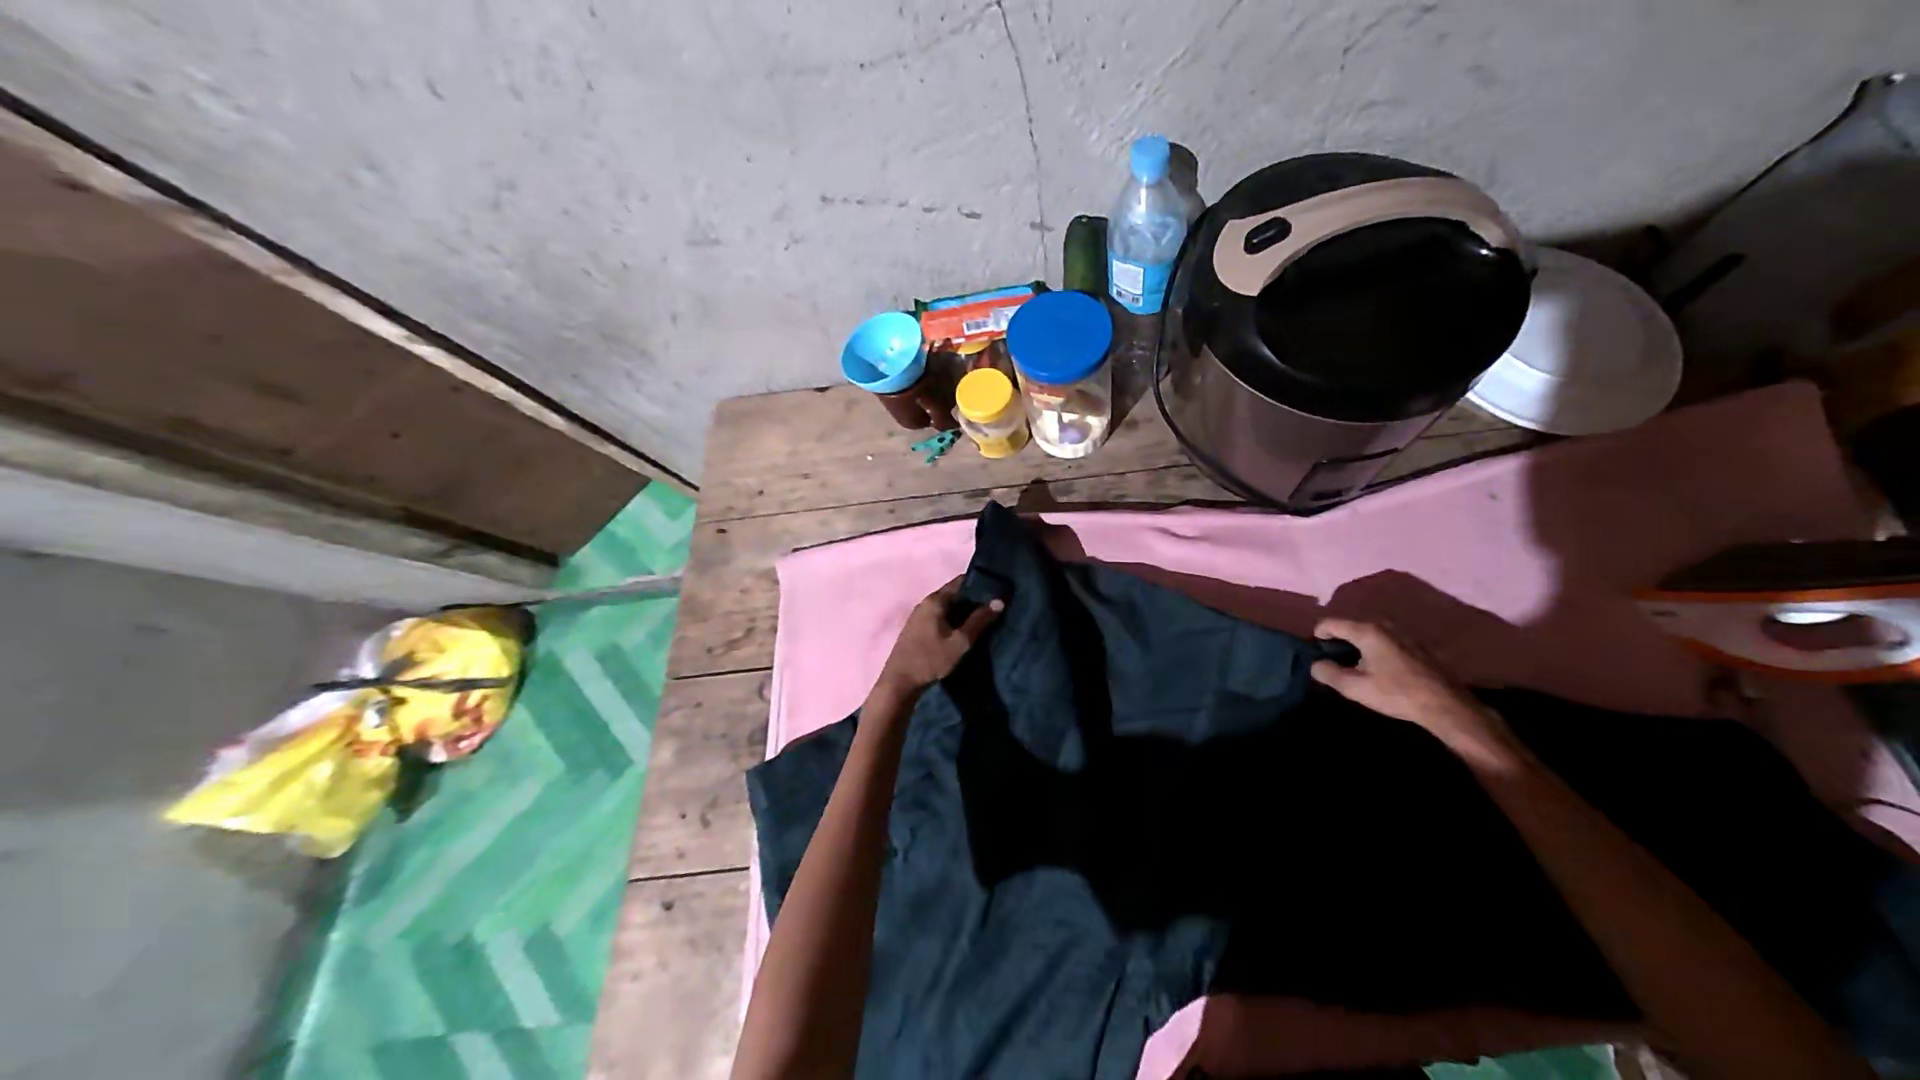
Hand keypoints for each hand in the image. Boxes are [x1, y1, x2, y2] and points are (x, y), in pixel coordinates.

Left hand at [873, 577, 1003, 699]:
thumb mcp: (960, 642)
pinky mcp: (917, 628)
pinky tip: (965, 629)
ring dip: (964, 611)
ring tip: (985, 617)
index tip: (997, 589)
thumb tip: (999, 601)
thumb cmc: (930, 659)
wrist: (900, 682)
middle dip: (974, 598)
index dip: (980, 584)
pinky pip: (940, 616)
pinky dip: (953, 619)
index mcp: (935, 600)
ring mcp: (919, 615)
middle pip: (954, 593)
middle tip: (995, 605)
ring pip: (947, 606)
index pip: (961, 581)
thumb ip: (979, 621)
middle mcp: (925, 602)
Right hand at [1309, 618, 1516, 765]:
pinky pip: (1383, 640)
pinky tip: (1375, 669)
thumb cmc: (1397, 693)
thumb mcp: (1355, 688)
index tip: (1314, 653)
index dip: (1317, 636)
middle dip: (1336, 641)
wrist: (1446, 705)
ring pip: (1367, 633)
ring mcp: (1402, 633)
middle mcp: (1384, 625)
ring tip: (1351, 667)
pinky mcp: (1414, 644)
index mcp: (1367, 631)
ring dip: (1355, 646)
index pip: (1330, 623)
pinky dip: (1372, 649)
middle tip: (1330, 663)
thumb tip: (1315, 664)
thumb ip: (1328, 673)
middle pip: (1349, 626)